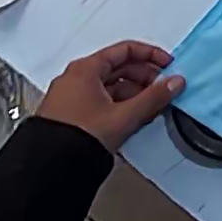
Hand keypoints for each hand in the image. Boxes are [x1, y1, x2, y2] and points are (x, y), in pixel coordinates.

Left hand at [38, 41, 185, 151]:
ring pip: (112, 85)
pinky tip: (133, 117)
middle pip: (119, 67)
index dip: (151, 55)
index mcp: (85, 69)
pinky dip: (121, 103)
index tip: (167, 65)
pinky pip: (102, 99)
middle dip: (145, 77)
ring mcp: (71, 97)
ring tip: (151, 106)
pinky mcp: (71, 114)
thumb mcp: (125, 115)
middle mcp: (75, 79)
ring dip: (135, 92)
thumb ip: (154, 97)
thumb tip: (174, 83)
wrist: (48, 170)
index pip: (125, 50)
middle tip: (162, 87)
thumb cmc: (76, 137)